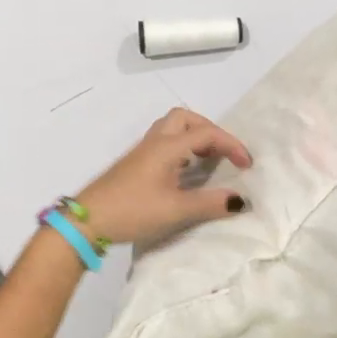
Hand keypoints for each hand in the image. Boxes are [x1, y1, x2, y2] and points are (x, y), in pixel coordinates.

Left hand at [73, 108, 252, 244]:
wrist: (88, 219)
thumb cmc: (132, 210)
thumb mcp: (175, 210)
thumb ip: (209, 203)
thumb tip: (240, 200)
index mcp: (167, 146)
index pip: (206, 133)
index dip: (231, 144)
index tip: (247, 165)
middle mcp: (155, 141)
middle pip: (185, 118)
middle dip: (209, 130)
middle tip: (224, 153)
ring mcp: (142, 151)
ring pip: (172, 128)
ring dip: (194, 137)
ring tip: (209, 160)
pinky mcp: (135, 163)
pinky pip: (164, 142)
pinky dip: (182, 147)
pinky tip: (186, 171)